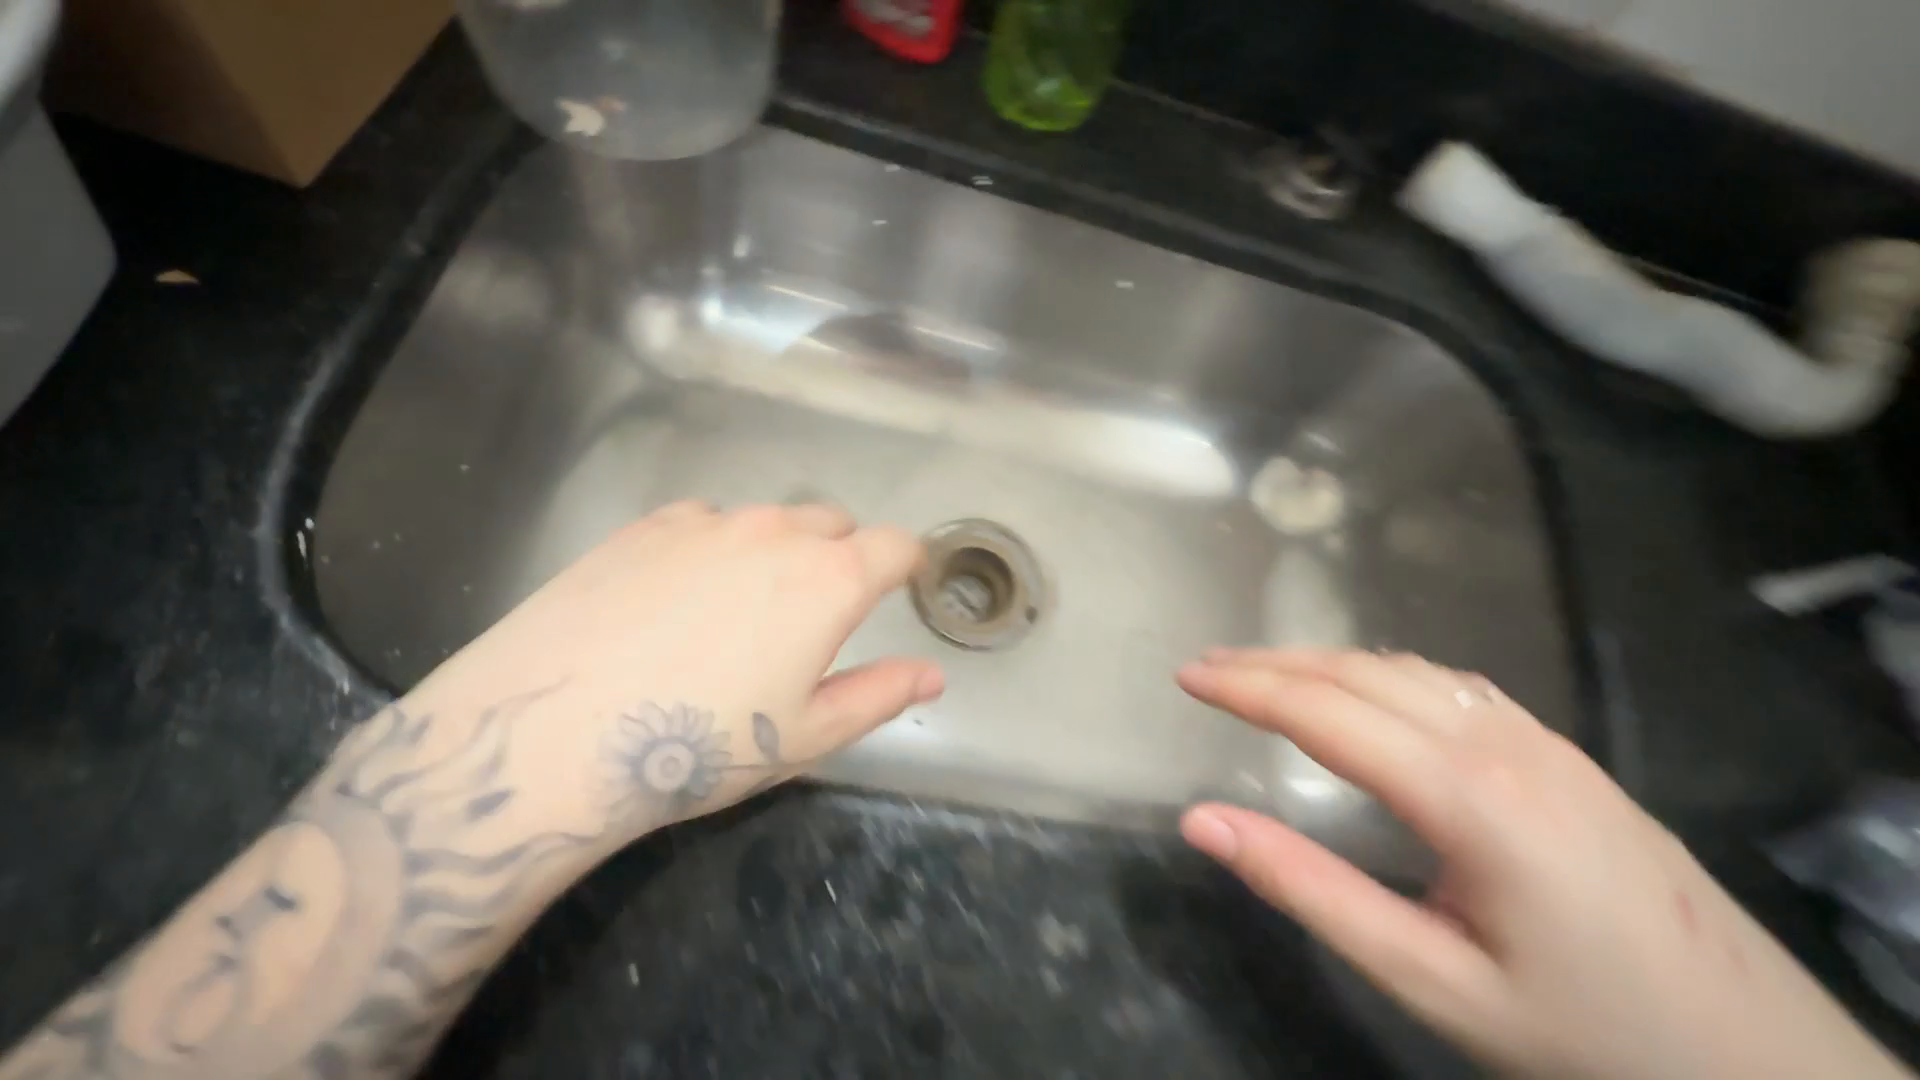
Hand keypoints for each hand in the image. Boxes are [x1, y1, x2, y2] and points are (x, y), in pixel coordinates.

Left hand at [406, 501, 943, 840]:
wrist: (551, 735)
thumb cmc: (701, 746)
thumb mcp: (806, 735)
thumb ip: (880, 695)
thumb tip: (933, 674)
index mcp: (829, 580)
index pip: (895, 545)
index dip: (905, 566)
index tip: (898, 590)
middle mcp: (774, 532)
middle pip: (834, 523)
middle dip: (843, 557)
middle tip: (816, 618)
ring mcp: (707, 522)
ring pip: (769, 521)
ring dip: (778, 551)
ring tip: (741, 614)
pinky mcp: (646, 526)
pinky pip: (707, 522)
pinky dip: (717, 547)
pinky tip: (681, 599)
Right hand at [1177, 648, 1909, 1079]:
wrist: (1769, 1064)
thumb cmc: (1585, 1032)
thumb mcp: (1430, 979)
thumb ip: (1307, 891)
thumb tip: (1201, 821)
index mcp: (1466, 794)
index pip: (1324, 712)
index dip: (1245, 689)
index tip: (1184, 678)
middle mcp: (1502, 743)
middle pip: (1360, 675)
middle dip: (1270, 663)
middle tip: (1203, 667)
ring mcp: (1542, 741)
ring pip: (1407, 671)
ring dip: (1323, 662)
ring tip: (1261, 674)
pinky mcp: (1565, 755)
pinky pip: (1450, 686)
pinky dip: (1379, 672)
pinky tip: (1362, 691)